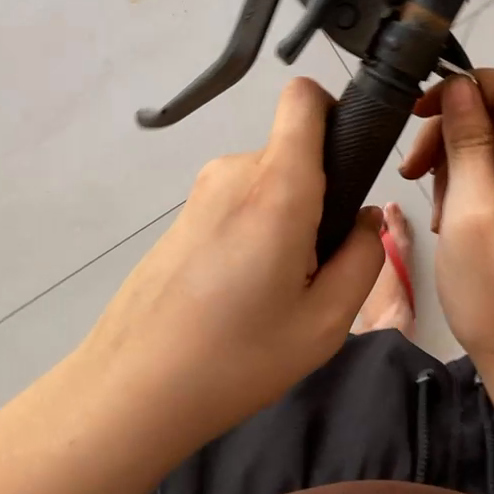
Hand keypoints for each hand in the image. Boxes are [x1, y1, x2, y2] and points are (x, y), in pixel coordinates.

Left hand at [78, 77, 384, 440]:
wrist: (126, 395)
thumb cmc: (235, 357)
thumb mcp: (325, 322)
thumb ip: (364, 258)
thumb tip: (367, 219)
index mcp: (278, 185)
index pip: (303, 99)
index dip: (334, 111)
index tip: (348, 161)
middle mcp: (237, 171)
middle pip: (295, 152)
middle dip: (318, 193)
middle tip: (314, 265)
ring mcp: (202, 192)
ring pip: (269, 183)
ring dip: (285, 219)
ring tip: (273, 289)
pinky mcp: (182, 216)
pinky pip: (239, 204)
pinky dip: (254, 232)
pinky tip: (238, 295)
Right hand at [399, 69, 493, 375]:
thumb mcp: (468, 213)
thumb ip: (466, 141)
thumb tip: (460, 85)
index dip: (461, 88)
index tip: (418, 115)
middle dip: (454, 132)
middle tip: (414, 173)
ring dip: (461, 160)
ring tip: (439, 209)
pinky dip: (478, 178)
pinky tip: (456, 213)